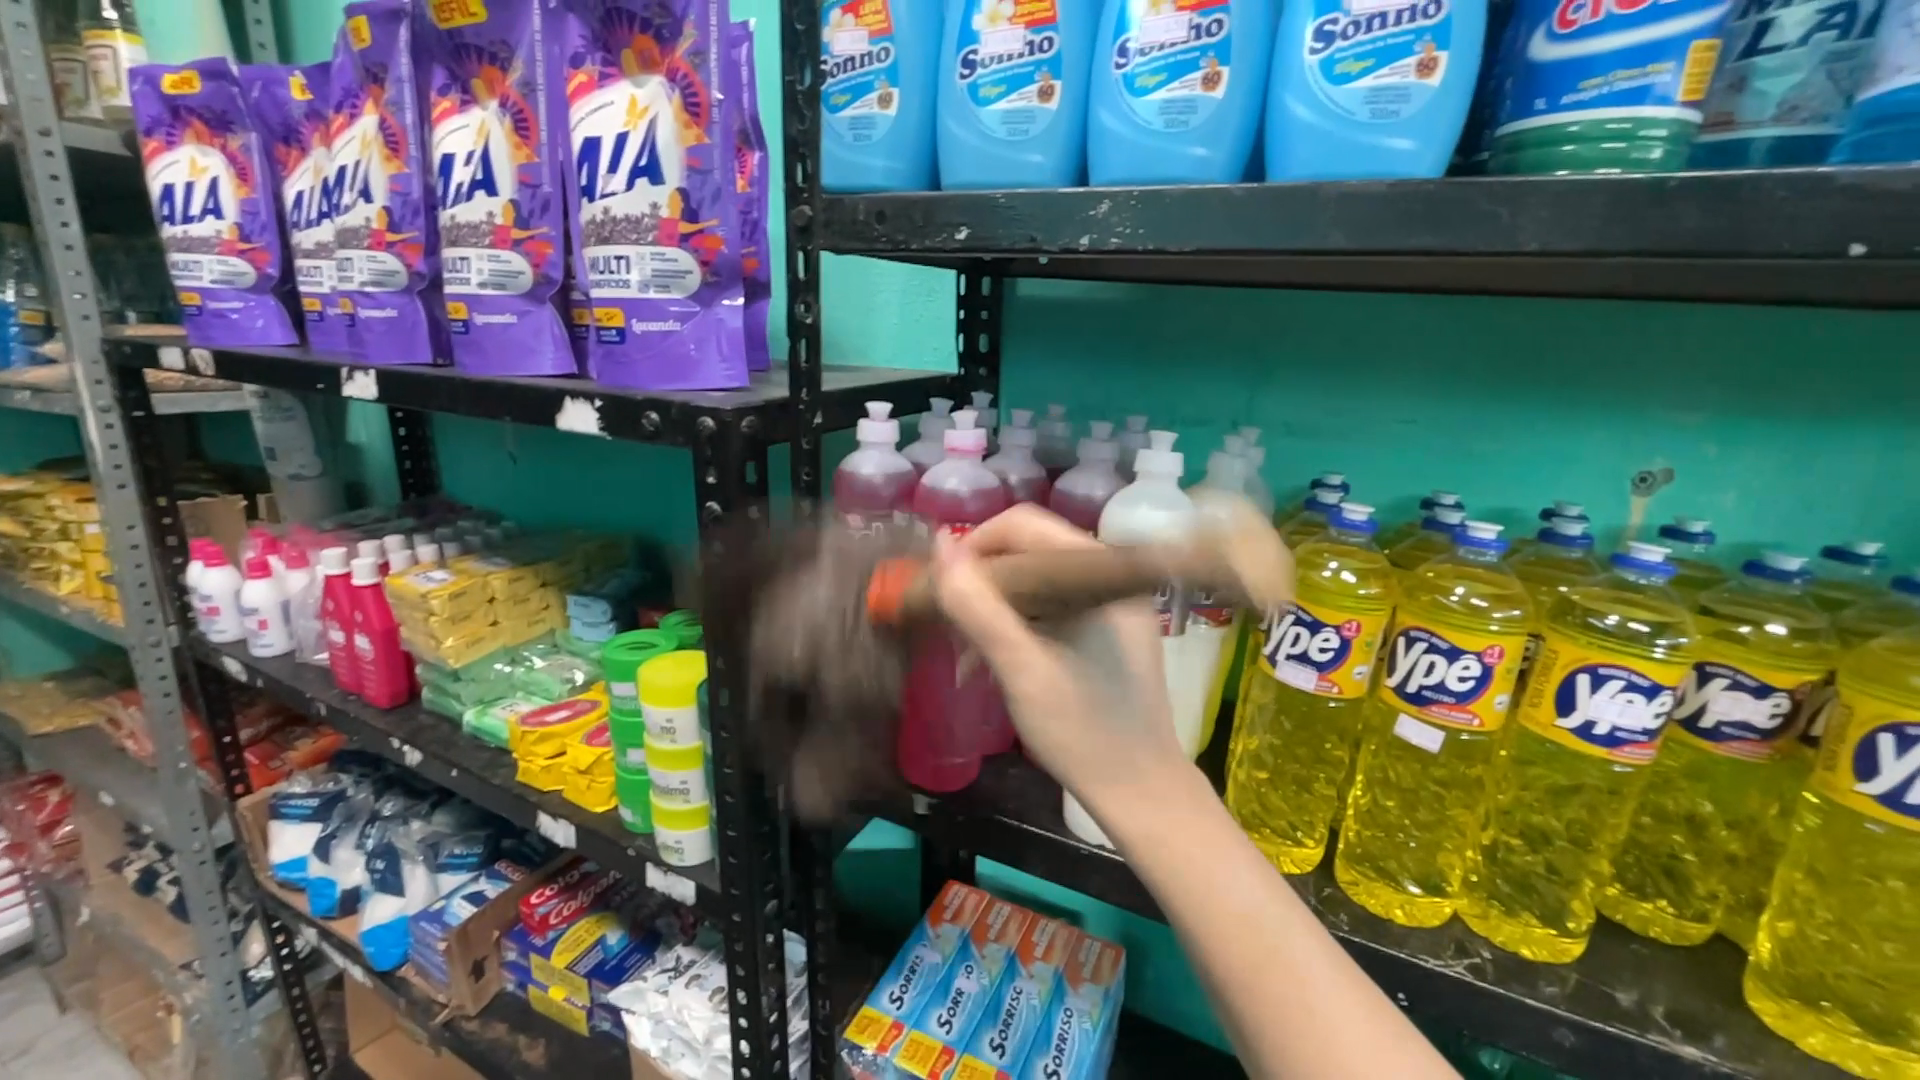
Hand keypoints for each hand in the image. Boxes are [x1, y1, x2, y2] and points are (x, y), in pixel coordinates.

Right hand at [930, 505, 1189, 820]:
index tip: (941, 587)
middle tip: (951, 618)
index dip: (974, 546)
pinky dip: (1020, 616)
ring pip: (1038, 574)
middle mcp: (1111, 575)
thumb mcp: (1021, 669)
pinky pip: (1053, 600)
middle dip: (984, 576)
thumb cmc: (1083, 731)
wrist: (1140, 790)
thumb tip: (939, 546)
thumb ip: (979, 608)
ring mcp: (1112, 602)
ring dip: (998, 599)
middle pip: (1031, 546)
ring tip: (970, 640)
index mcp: (1101, 573)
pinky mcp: (1108, 627)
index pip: (1025, 525)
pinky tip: (1000, 649)